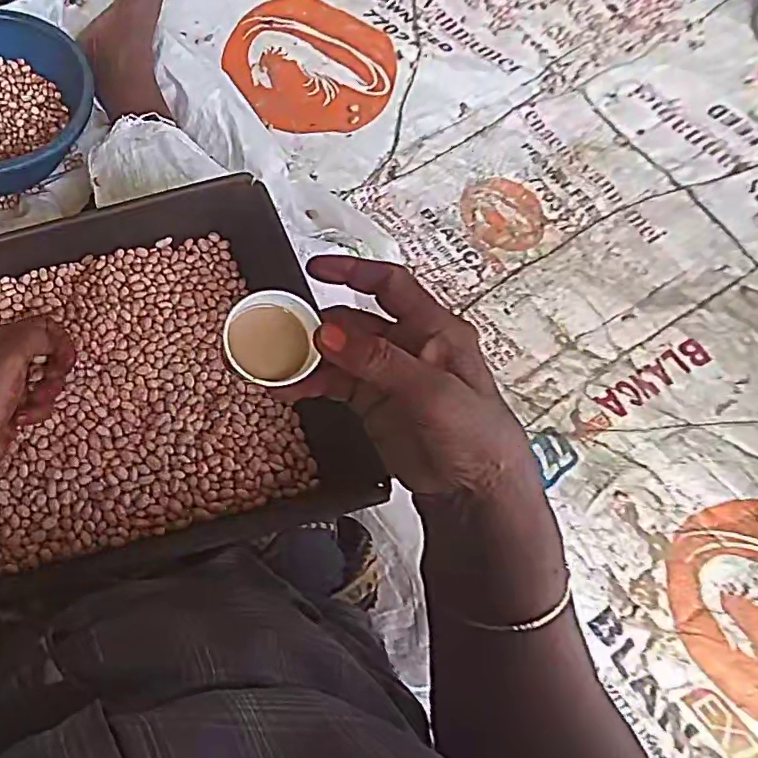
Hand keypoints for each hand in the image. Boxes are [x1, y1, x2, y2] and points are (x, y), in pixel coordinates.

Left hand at [0, 317, 74, 487]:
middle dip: (55, 371)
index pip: (45, 326)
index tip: (66, 358)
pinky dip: (38, 411)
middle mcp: (7, 358)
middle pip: (51, 355)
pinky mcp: (16, 406)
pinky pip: (42, 403)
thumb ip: (39, 336)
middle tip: (48, 380)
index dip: (60, 341)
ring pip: (48, 381)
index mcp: (4, 337)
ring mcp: (12, 383)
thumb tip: (56, 339)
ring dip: (46, 394)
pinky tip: (21, 417)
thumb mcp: (12, 355)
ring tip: (30, 402)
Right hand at [276, 256, 537, 498]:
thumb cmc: (476, 434)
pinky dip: (310, 384)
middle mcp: (408, 346)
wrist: (475, 490)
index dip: (352, 272)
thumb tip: (328, 333)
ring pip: (338, 354)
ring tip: (281, 369)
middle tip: (286, 335)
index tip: (315, 268)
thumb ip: (377, 360)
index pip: (389, 285)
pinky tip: (291, 390)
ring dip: (309, 359)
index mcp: (434, 330)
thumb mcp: (430, 391)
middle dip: (318, 326)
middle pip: (353, 322)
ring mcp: (387, 376)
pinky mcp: (372, 402)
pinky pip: (333, 384)